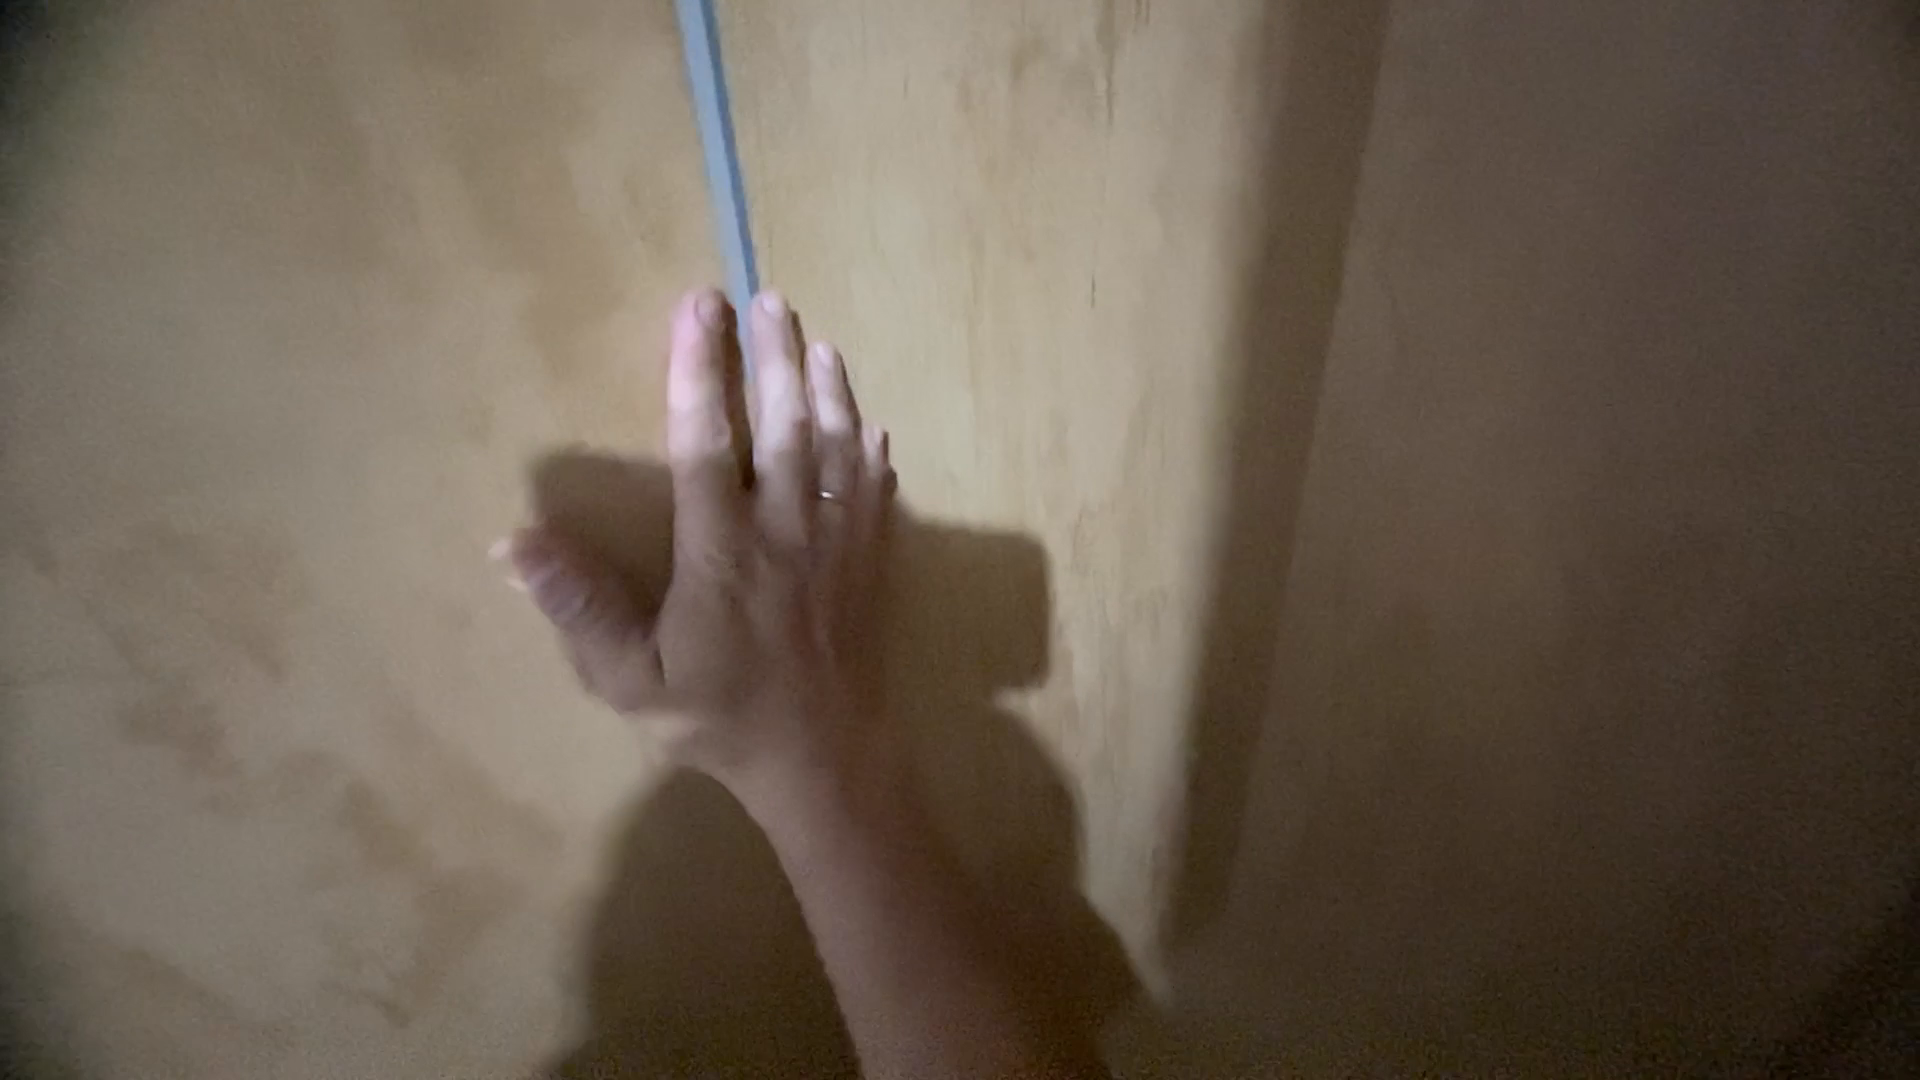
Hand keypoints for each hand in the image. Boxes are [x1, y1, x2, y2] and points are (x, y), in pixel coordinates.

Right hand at [501, 288, 895, 796]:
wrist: (821, 755)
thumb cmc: (721, 719)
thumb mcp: (633, 682)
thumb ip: (581, 612)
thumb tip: (514, 544)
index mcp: (722, 555)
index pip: (706, 446)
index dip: (699, 373)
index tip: (698, 312)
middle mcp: (785, 534)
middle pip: (784, 430)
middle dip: (775, 360)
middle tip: (770, 301)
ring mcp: (837, 546)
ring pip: (838, 452)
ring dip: (829, 392)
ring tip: (818, 342)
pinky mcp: (871, 563)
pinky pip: (875, 495)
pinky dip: (872, 453)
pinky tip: (870, 422)